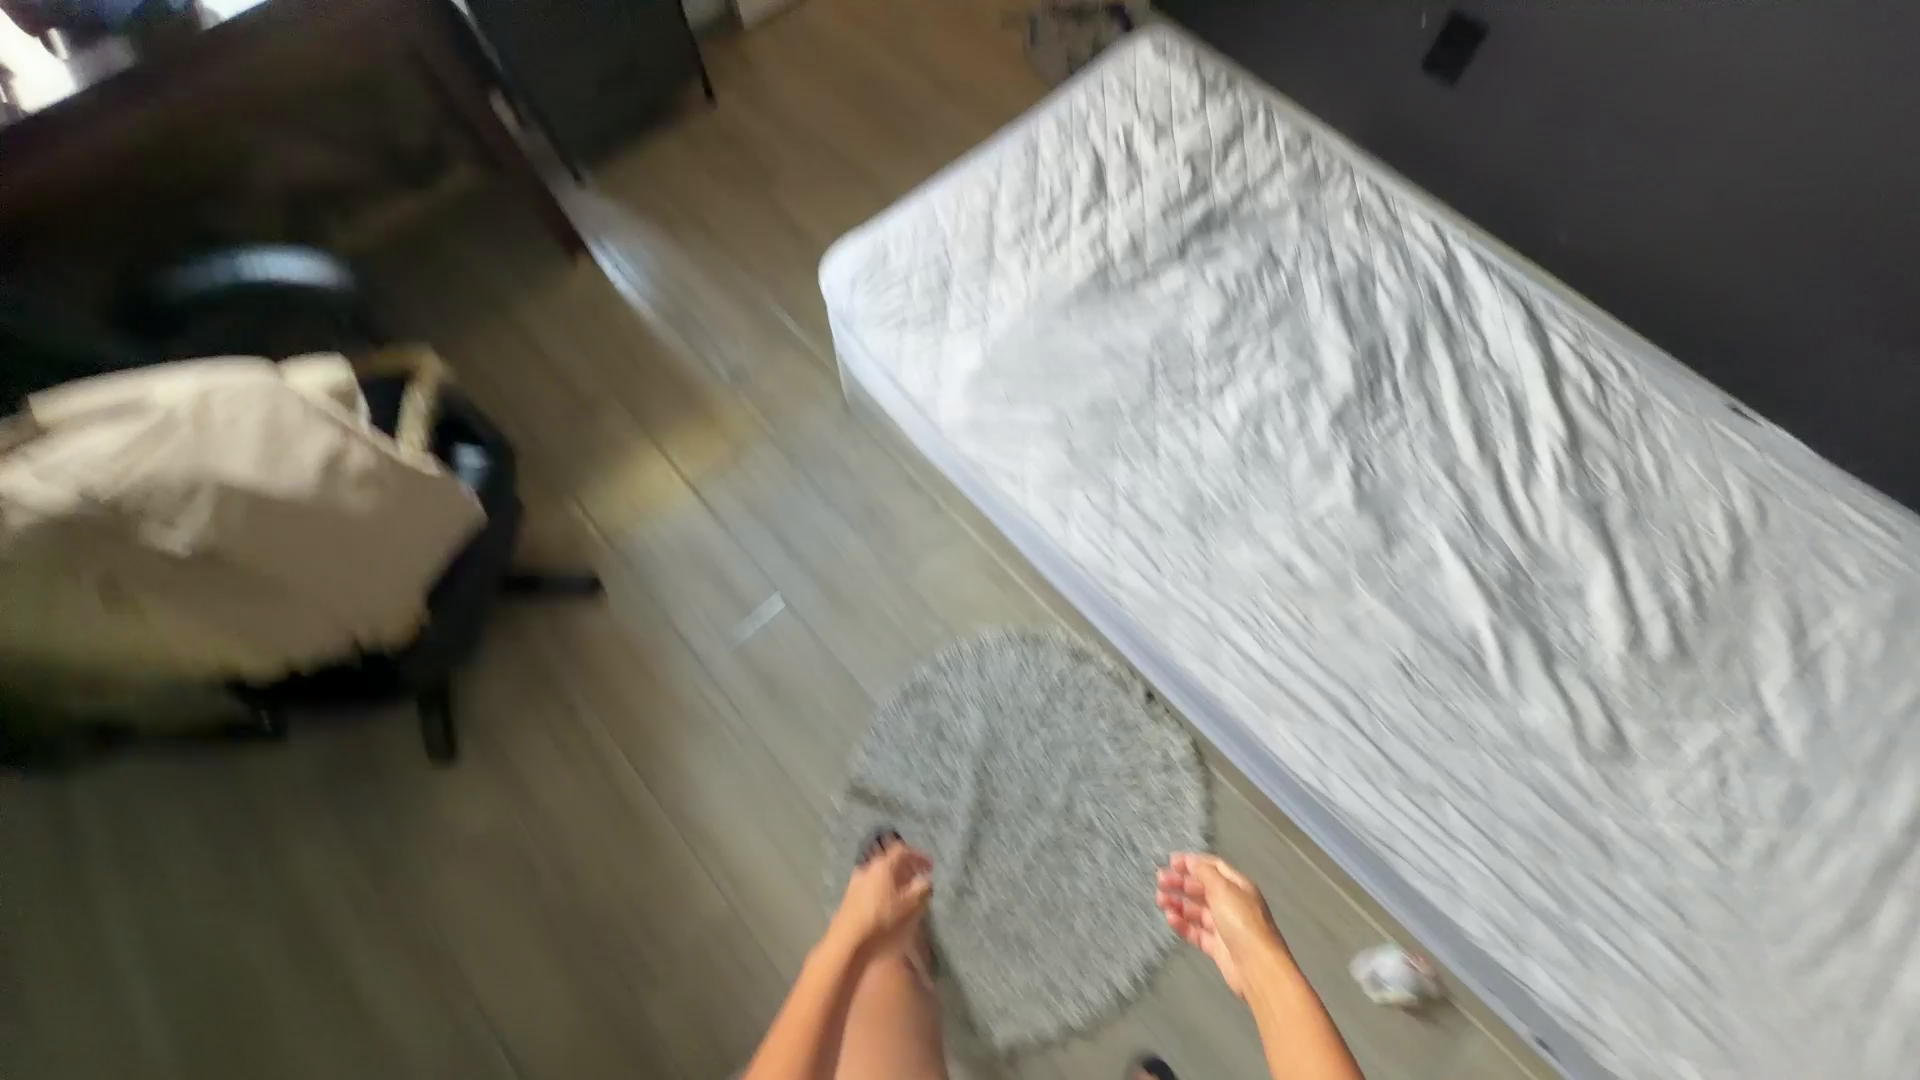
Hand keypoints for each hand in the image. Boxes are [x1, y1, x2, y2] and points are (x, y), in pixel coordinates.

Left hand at [829, 836, 933, 959]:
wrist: (846, 941)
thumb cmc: (881, 920)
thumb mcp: (910, 906)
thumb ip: (922, 889)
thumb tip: (926, 880)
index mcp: (882, 865)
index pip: (902, 850)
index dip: (919, 856)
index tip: (930, 867)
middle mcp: (867, 868)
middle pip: (890, 861)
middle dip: (907, 868)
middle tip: (919, 879)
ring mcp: (856, 882)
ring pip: (880, 874)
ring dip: (895, 880)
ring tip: (906, 894)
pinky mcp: (849, 897)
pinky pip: (872, 885)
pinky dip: (884, 888)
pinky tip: (889, 904)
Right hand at [1156, 852, 1284, 998]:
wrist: (1257, 968)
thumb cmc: (1242, 922)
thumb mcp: (1223, 890)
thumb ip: (1204, 872)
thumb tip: (1189, 860)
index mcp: (1237, 886)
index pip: (1213, 867)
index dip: (1192, 862)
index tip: (1171, 862)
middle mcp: (1231, 904)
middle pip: (1202, 888)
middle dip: (1181, 882)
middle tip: (1160, 880)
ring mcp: (1224, 926)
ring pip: (1196, 910)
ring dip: (1178, 902)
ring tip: (1160, 900)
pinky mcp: (1216, 946)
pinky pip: (1196, 931)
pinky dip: (1182, 923)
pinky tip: (1170, 918)